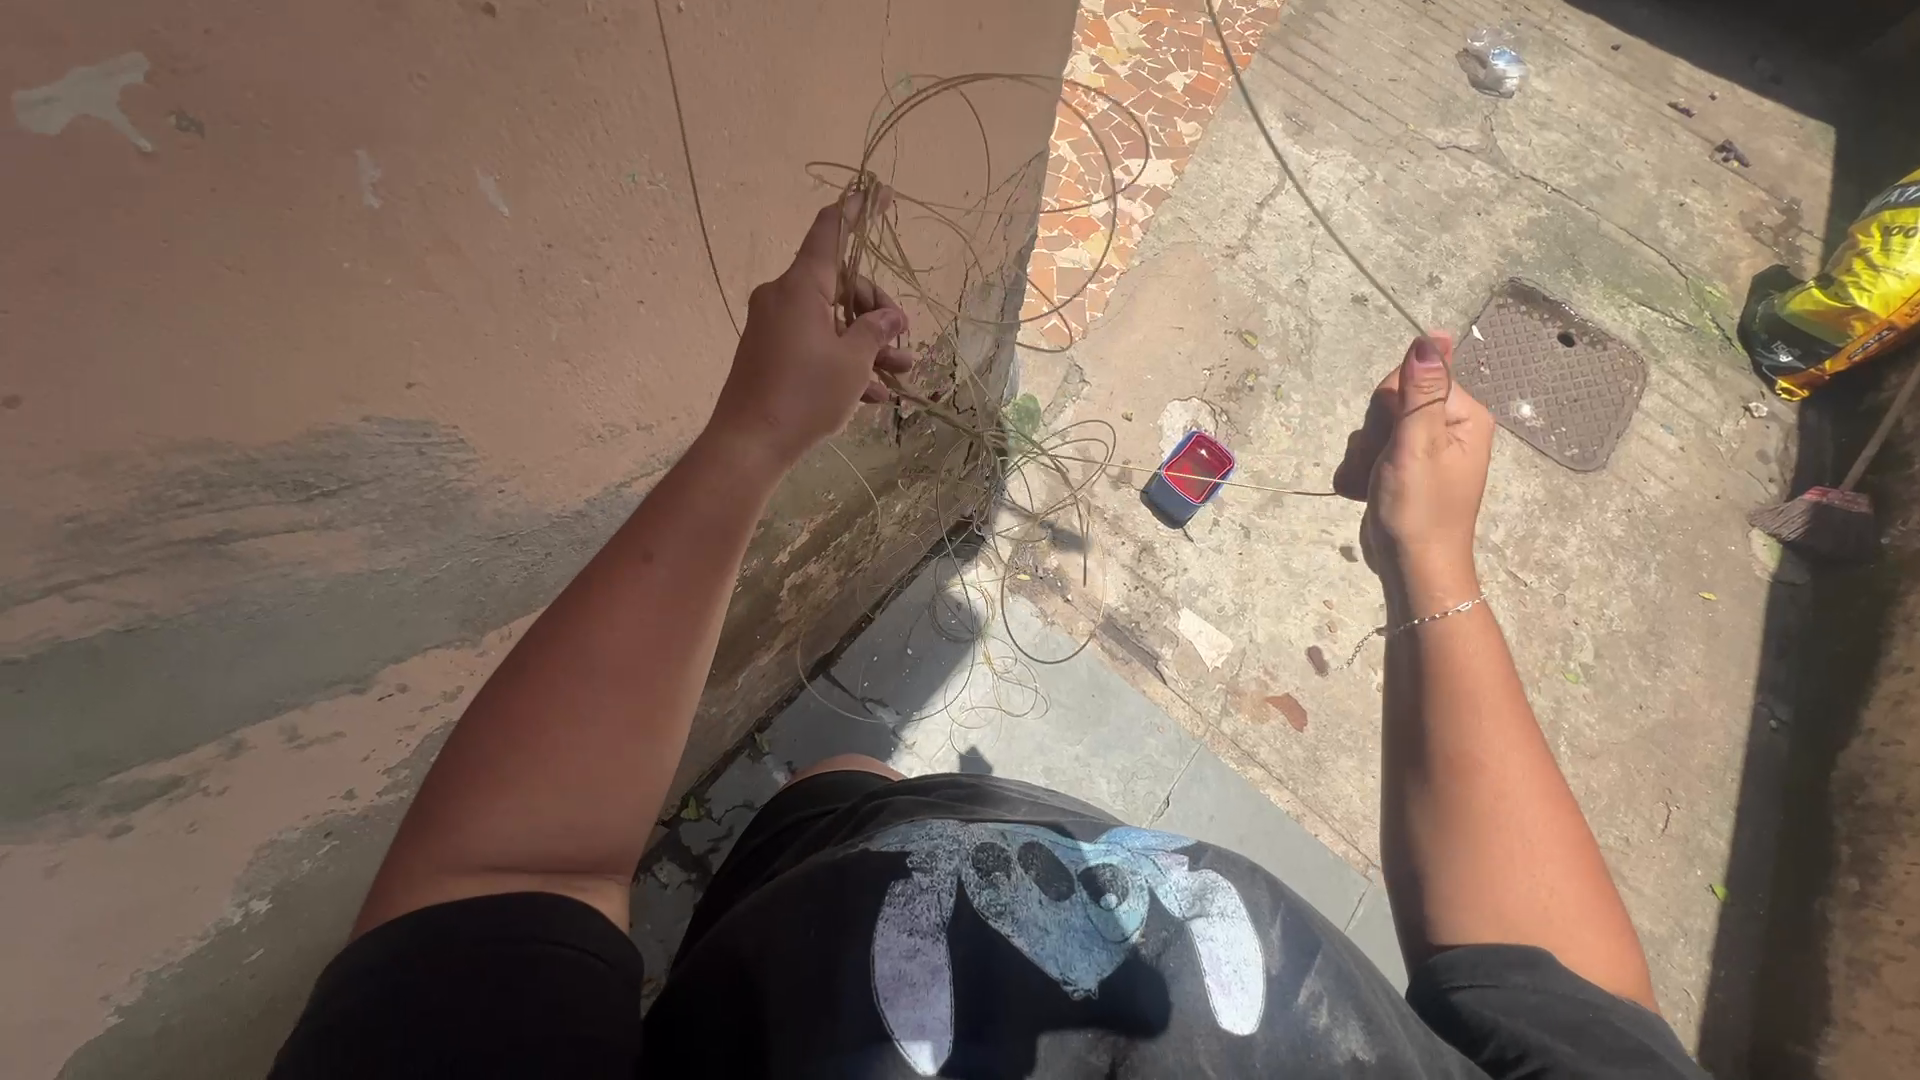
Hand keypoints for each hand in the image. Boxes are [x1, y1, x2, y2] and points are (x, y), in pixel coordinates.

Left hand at [708, 188, 916, 469]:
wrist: (750, 443)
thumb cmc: (804, 395)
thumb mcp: (852, 362)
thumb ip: (876, 331)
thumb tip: (889, 316)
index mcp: (800, 286)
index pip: (831, 231)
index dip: (857, 210)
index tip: (879, 193)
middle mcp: (783, 298)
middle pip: (840, 286)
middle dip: (877, 312)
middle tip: (904, 340)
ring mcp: (775, 328)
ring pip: (832, 323)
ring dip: (868, 346)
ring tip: (901, 373)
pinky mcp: (772, 355)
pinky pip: (816, 347)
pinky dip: (844, 364)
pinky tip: (875, 396)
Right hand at [1332, 334, 1493, 601]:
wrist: (1412, 566)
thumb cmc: (1420, 508)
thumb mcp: (1418, 445)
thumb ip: (1421, 390)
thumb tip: (1432, 335)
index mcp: (1461, 415)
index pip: (1410, 379)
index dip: (1390, 406)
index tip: (1395, 438)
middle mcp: (1444, 428)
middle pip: (1387, 404)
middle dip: (1373, 435)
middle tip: (1384, 465)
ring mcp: (1419, 451)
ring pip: (1370, 431)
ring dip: (1361, 458)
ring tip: (1374, 485)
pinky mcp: (1398, 471)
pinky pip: (1365, 455)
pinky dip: (1358, 474)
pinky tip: (1366, 492)